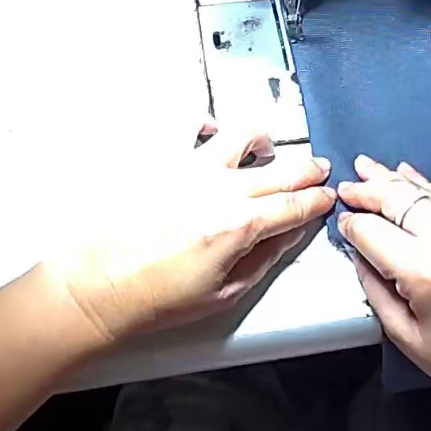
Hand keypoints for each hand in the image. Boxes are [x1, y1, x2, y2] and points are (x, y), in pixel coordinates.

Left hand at [50, 124, 335, 343]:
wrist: (103, 283)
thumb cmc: (158, 295)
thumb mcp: (225, 292)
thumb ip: (264, 257)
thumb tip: (288, 235)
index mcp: (239, 225)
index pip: (294, 205)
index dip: (317, 201)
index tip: (326, 197)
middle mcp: (221, 189)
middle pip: (281, 169)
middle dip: (307, 170)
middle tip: (318, 170)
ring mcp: (193, 170)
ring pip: (243, 137)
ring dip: (264, 142)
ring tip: (268, 149)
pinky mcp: (168, 163)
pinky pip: (200, 134)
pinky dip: (217, 134)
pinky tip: (219, 141)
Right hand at [337, 156, 430, 430]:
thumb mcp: (404, 334)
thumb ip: (374, 286)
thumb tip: (359, 253)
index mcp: (426, 270)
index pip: (372, 231)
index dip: (350, 225)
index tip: (338, 223)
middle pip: (397, 199)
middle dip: (367, 191)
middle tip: (344, 186)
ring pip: (420, 192)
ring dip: (390, 179)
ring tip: (364, 167)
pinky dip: (419, 184)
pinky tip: (402, 173)